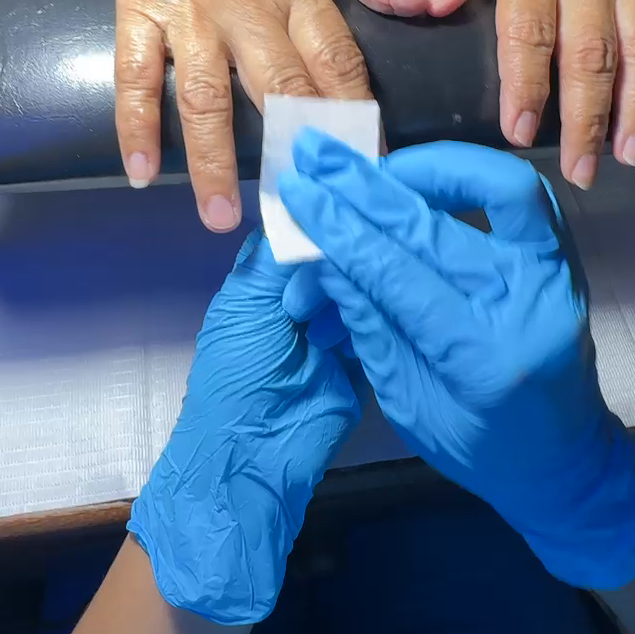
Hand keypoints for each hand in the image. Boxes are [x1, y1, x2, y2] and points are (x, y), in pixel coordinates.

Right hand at [95, 0, 427, 229]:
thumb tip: (418, 3)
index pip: (334, 60)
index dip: (355, 113)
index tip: (370, 161)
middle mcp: (244, 3)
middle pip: (276, 87)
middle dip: (296, 149)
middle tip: (307, 206)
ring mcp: (188, 11)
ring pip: (204, 95)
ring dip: (213, 159)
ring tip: (221, 216)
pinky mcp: (139, 9)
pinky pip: (134, 74)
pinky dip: (133, 124)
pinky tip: (140, 171)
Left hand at [127, 229, 360, 623]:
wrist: (256, 452)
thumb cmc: (236, 371)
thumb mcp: (246, 303)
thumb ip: (274, 254)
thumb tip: (302, 197)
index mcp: (265, 280)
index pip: (299, 230)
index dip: (321, 210)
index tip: (351, 181)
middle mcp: (302, 296)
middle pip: (335, 255)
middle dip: (348, 246)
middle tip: (376, 225)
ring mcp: (336, 326)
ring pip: (361, 283)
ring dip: (365, 279)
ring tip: (383, 264)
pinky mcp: (364, 355)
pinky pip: (380, 321)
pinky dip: (384, 310)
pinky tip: (398, 292)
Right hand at [277, 133, 634, 588]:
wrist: (566, 458)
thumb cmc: (478, 444)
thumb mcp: (405, 401)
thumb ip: (366, 321)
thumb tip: (322, 251)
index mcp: (479, 360)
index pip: (395, 274)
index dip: (339, 227)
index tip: (296, 190)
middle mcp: (526, 305)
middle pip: (432, 225)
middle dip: (362, 185)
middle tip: (315, 153)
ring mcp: (556, 273)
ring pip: (496, 186)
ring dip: (424, 165)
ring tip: (374, 165)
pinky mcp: (564, 255)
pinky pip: (521, 191)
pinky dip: (469, 171)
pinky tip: (424, 174)